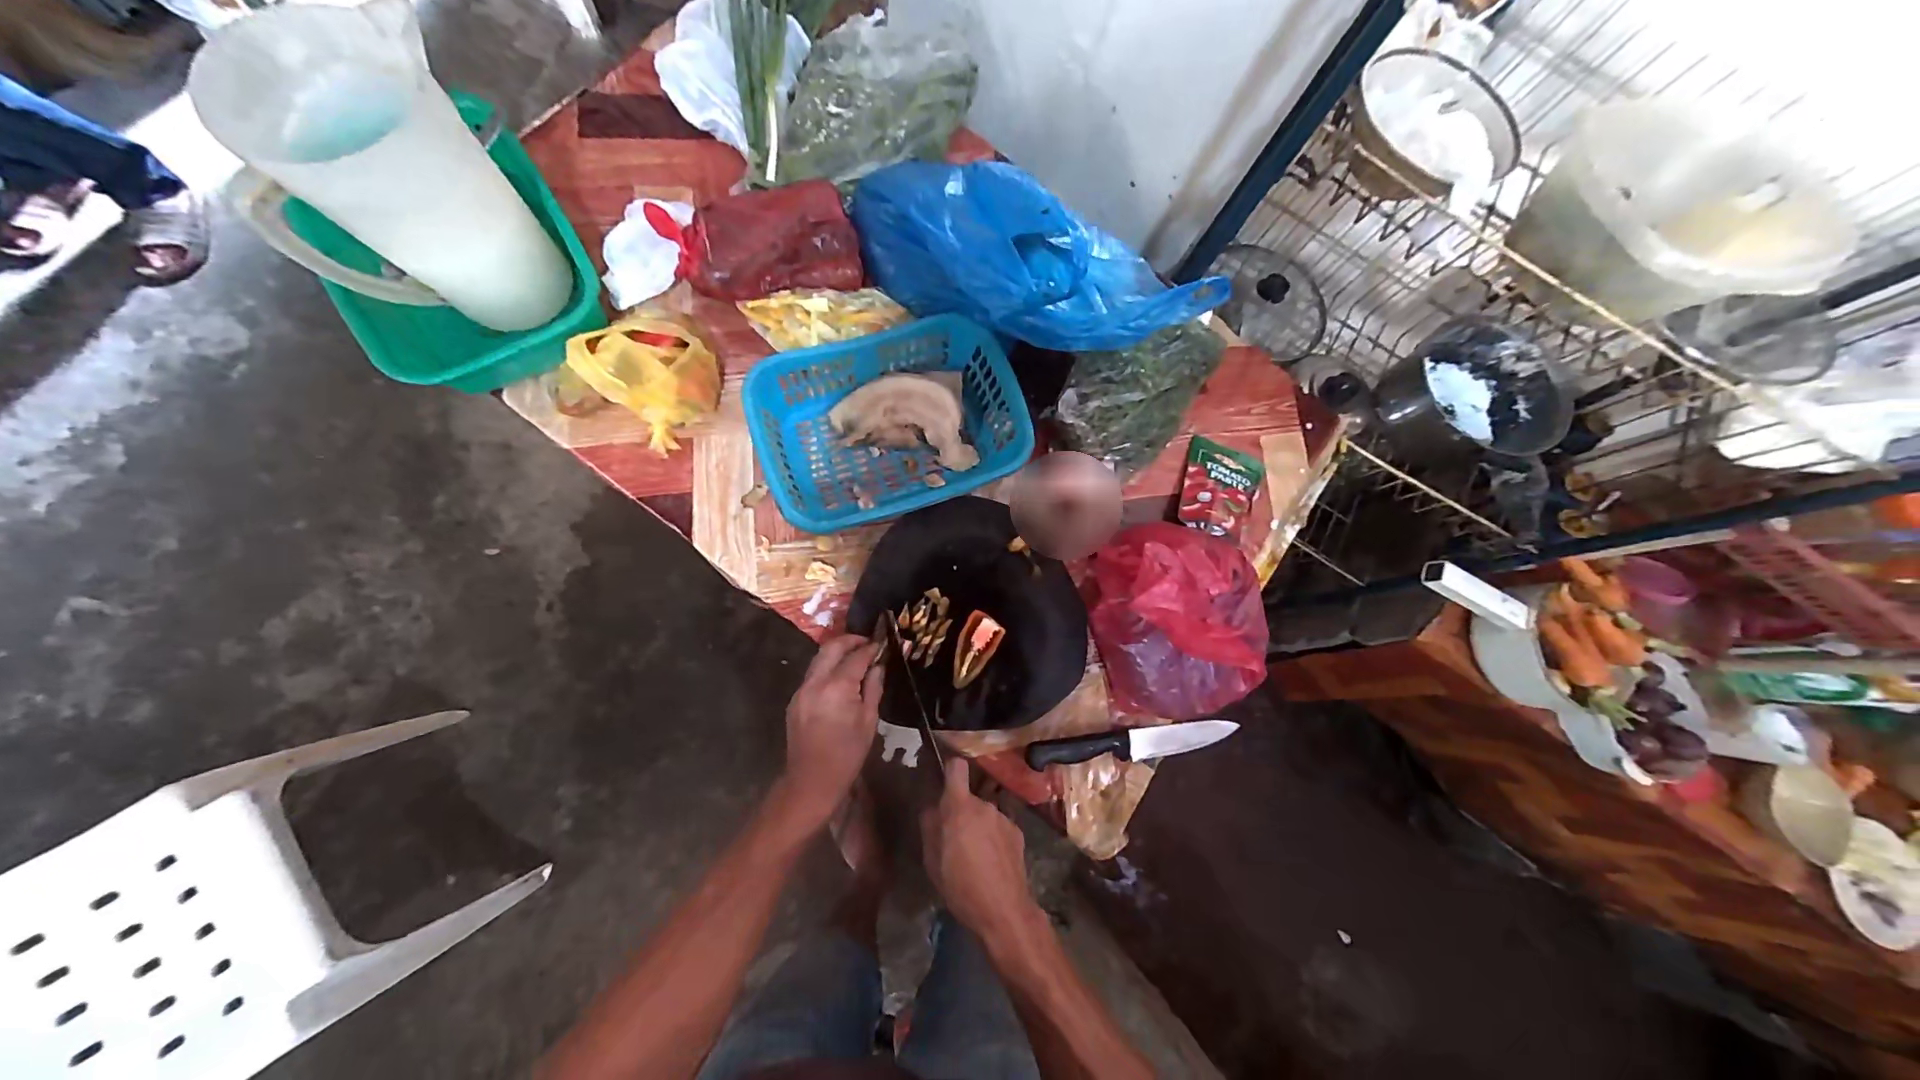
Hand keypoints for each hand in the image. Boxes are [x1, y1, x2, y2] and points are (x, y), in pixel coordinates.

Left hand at [779, 633, 882, 826]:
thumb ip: (873, 688)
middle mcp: (815, 682)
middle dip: (850, 641)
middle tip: (867, 643)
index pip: (856, 657)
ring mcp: (801, 690)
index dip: (871, 648)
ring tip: (855, 657)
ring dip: (836, 653)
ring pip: (818, 659)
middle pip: (830, 648)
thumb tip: (878, 666)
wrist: (812, 780)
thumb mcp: (869, 721)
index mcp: (837, 687)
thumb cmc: (848, 754)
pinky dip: (827, 668)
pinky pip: (812, 675)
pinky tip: (840, 678)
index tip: (882, 645)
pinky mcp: (795, 699)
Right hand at [921, 757, 1042, 939]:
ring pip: (984, 812)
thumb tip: (932, 807)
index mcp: (959, 806)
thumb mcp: (932, 859)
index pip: (956, 767)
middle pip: (969, 796)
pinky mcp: (1018, 832)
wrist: (1003, 910)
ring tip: (974, 853)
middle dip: (961, 809)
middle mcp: (984, 804)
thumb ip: (930, 825)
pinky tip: (992, 860)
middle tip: (953, 836)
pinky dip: (993, 836)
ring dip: (978, 824)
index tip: (944, 779)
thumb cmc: (960, 885)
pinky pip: (998, 826)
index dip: (949, 769)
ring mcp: (1004, 817)